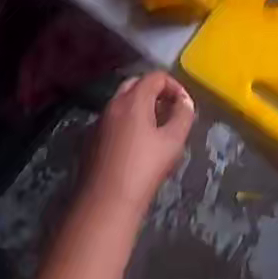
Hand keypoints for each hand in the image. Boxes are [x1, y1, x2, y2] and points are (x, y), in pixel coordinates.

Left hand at [85, 71, 195, 211]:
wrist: (106, 202)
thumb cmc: (144, 168)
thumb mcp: (173, 141)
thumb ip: (183, 115)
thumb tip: (184, 101)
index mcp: (133, 100)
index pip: (155, 76)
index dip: (174, 85)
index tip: (184, 104)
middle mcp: (113, 104)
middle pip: (136, 84)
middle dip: (155, 91)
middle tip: (170, 110)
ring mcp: (99, 121)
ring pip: (122, 101)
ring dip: (141, 105)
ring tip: (157, 126)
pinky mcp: (92, 138)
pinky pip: (113, 118)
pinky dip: (128, 119)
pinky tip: (137, 143)